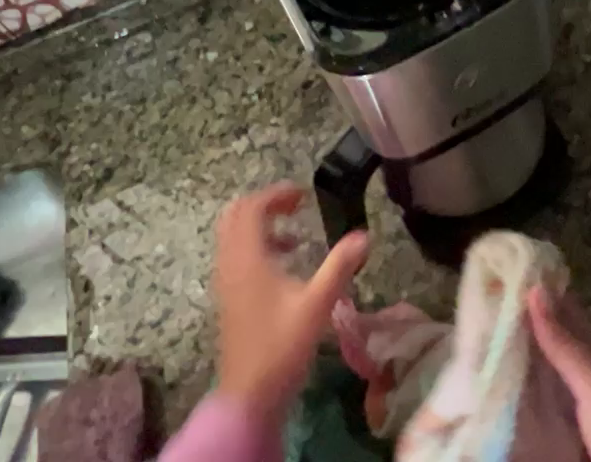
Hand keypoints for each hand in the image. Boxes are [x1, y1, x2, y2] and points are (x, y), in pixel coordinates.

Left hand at [213, 183, 369, 422]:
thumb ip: (339, 266)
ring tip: (294, 232)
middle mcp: (231, 264)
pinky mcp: (229, 297)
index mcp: (248, 258)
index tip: (304, 195)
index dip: (276, 194)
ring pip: (234, 236)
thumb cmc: (282, 346)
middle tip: (296, 206)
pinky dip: (256, 245)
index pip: (252, 208)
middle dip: (265, 204)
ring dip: (260, 225)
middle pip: (236, 216)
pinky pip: (236, 255)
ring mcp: (226, 282)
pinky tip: (285, 263)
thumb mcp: (317, 304)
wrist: (249, 396)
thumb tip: (364, 235)